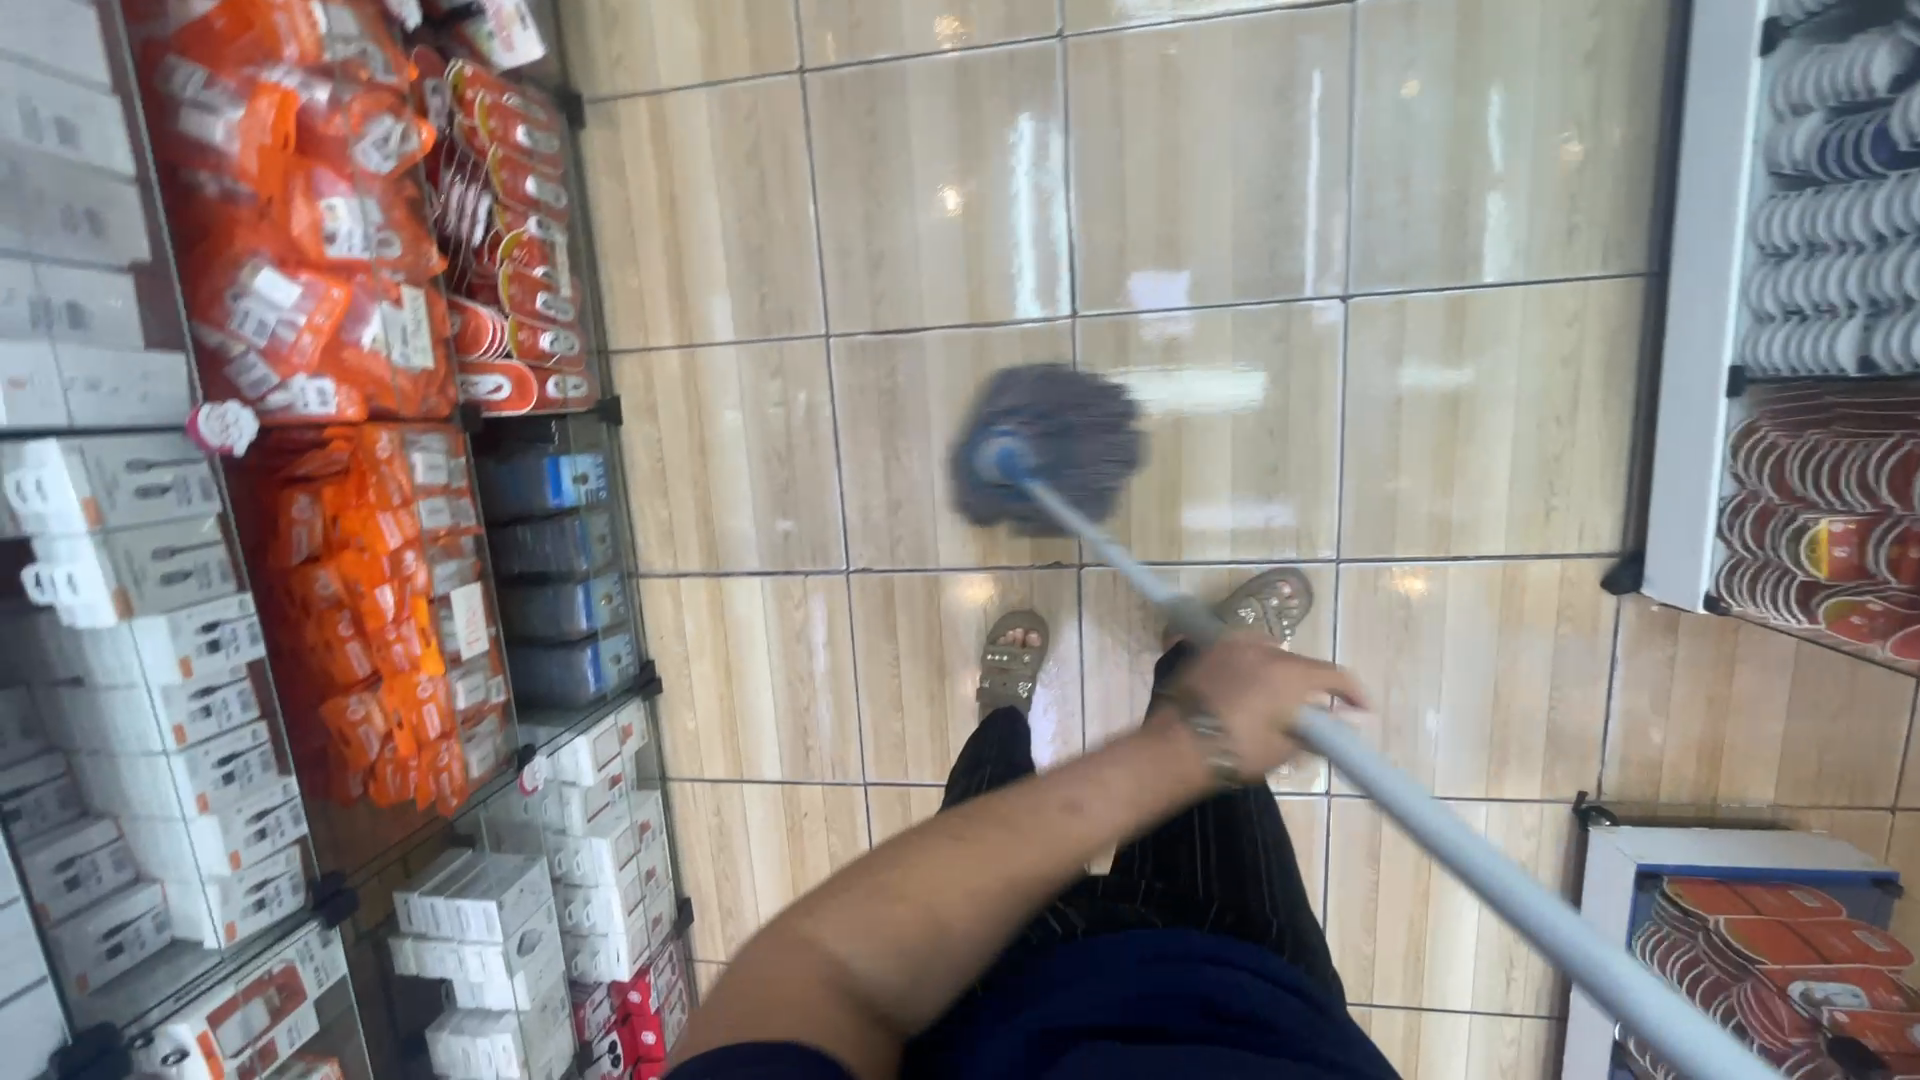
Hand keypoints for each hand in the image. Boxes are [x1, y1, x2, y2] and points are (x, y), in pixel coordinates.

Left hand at [1160, 634, 1370, 780]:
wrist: (1177, 745)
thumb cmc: (1237, 751)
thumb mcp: (1284, 748)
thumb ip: (1318, 732)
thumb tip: (1346, 722)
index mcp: (1289, 673)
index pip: (1335, 675)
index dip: (1353, 693)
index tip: (1362, 709)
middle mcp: (1263, 650)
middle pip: (1298, 662)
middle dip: (1310, 683)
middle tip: (1312, 709)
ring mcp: (1230, 646)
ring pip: (1267, 650)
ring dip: (1278, 668)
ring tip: (1277, 694)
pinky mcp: (1205, 651)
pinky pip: (1238, 650)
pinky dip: (1250, 662)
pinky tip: (1247, 682)